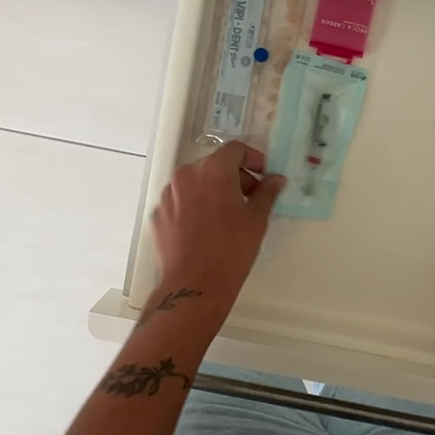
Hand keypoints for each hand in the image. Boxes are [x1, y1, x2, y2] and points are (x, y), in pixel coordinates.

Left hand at [151, 142, 285, 299]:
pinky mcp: (158, 214)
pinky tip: (206, 229)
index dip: (253, 159)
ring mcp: (168, 195)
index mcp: (213, 170)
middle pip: (214, 165)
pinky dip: (195, 207)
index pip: (235, 150)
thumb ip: (267, 192)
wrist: (195, 284)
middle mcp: (186, 175)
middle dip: (235, 177)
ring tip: (227, 216)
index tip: (263, 176)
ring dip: (213, 191)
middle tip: (250, 199)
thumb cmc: (232, 249)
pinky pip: (181, 202)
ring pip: (195, 183)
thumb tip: (276, 179)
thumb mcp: (256, 219)